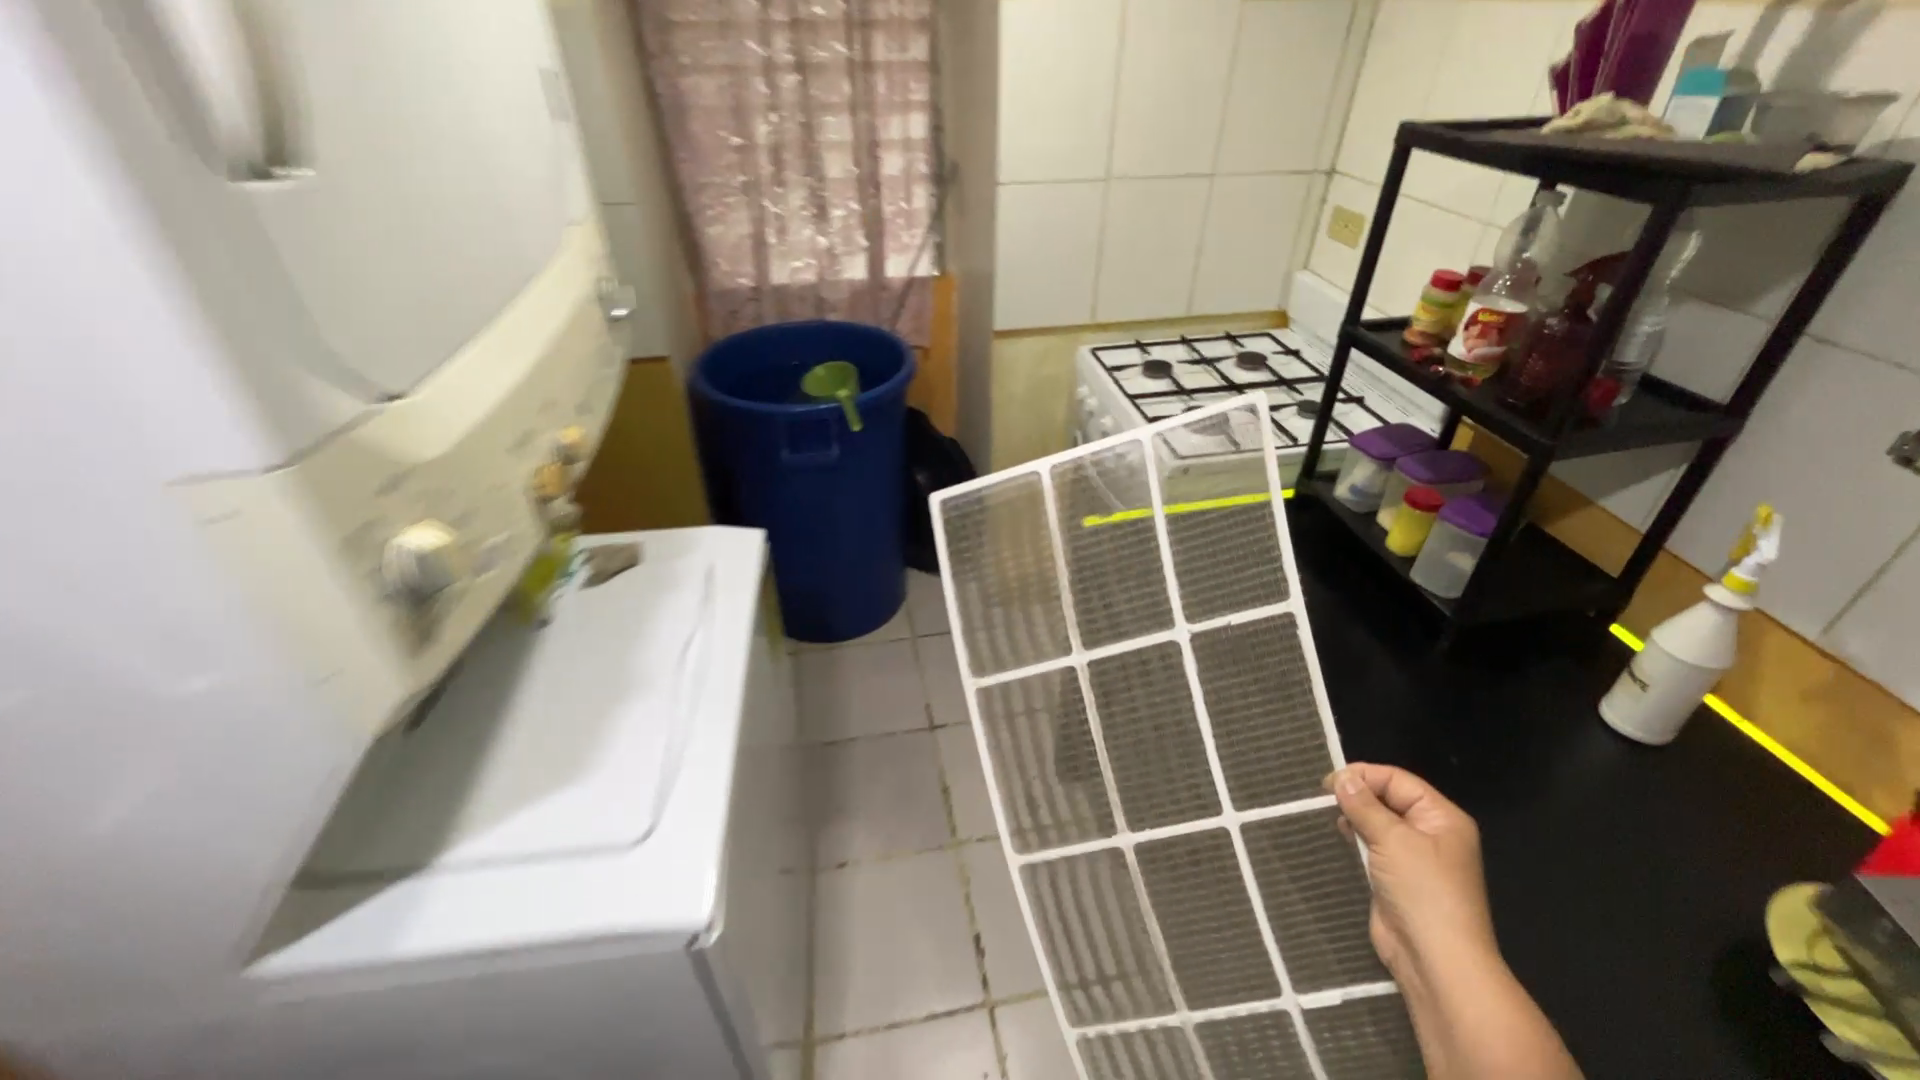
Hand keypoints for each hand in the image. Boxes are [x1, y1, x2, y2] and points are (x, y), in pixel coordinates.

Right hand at [1326, 763, 1497, 979]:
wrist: (1435, 959)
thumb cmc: (1422, 891)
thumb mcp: (1392, 840)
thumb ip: (1364, 806)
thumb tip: (1342, 777)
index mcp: (1442, 818)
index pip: (1398, 781)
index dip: (1364, 776)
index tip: (1328, 782)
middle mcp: (1431, 834)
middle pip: (1389, 800)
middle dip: (1358, 796)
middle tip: (1323, 798)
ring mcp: (1414, 859)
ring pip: (1378, 824)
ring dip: (1354, 818)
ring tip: (1328, 816)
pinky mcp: (1396, 879)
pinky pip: (1373, 849)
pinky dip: (1355, 840)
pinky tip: (1338, 837)